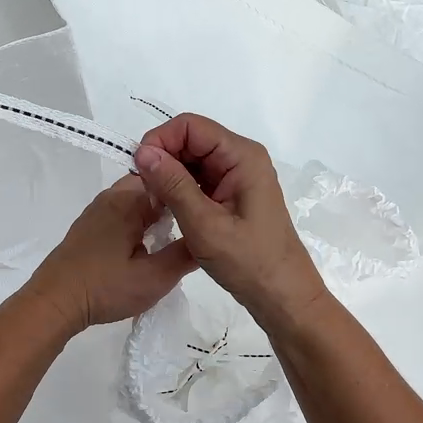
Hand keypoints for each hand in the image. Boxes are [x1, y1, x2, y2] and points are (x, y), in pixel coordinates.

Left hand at [21, 175, 198, 334]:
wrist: (55, 301)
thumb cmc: (105, 287)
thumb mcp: (155, 278)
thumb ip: (185, 255)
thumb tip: (208, 236)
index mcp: (130, 200)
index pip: (168, 180)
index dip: (189, 193)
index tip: (205, 210)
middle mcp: (112, 196)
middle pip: (152, 186)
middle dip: (173, 201)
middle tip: (194, 223)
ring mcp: (98, 209)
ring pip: (136, 199)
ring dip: (154, 212)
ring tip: (174, 235)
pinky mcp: (89, 224)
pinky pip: (122, 211)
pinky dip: (138, 220)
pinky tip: (146, 243)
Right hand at [133, 114, 327, 327]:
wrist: (283, 296)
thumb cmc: (248, 262)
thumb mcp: (204, 224)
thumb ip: (173, 185)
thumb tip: (142, 151)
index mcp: (242, 156)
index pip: (190, 126)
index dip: (160, 140)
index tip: (139, 170)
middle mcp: (241, 157)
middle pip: (190, 139)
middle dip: (163, 158)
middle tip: (146, 192)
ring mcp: (237, 174)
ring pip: (191, 158)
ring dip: (168, 174)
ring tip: (156, 203)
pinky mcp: (232, 191)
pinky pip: (198, 176)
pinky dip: (179, 187)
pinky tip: (169, 207)